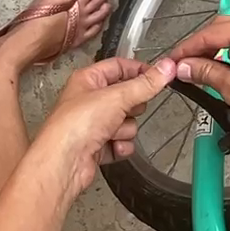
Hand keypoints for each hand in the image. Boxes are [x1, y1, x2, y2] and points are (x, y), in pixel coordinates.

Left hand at [25, 57, 175, 204]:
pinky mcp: (98, 146)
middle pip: (127, 97)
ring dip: (124, 130)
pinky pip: (122, 142)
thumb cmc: (75, 125)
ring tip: (111, 132)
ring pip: (127, 122)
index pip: (119, 66)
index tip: (159, 77)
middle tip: (125, 109)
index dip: (139, 71)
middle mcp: (89, 100)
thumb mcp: (117, 97)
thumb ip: (145, 84)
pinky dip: (120, 146)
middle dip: (131, 107)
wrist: (64, 163)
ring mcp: (93, 124)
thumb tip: (166, 67)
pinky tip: (111, 147)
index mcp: (88, 80)